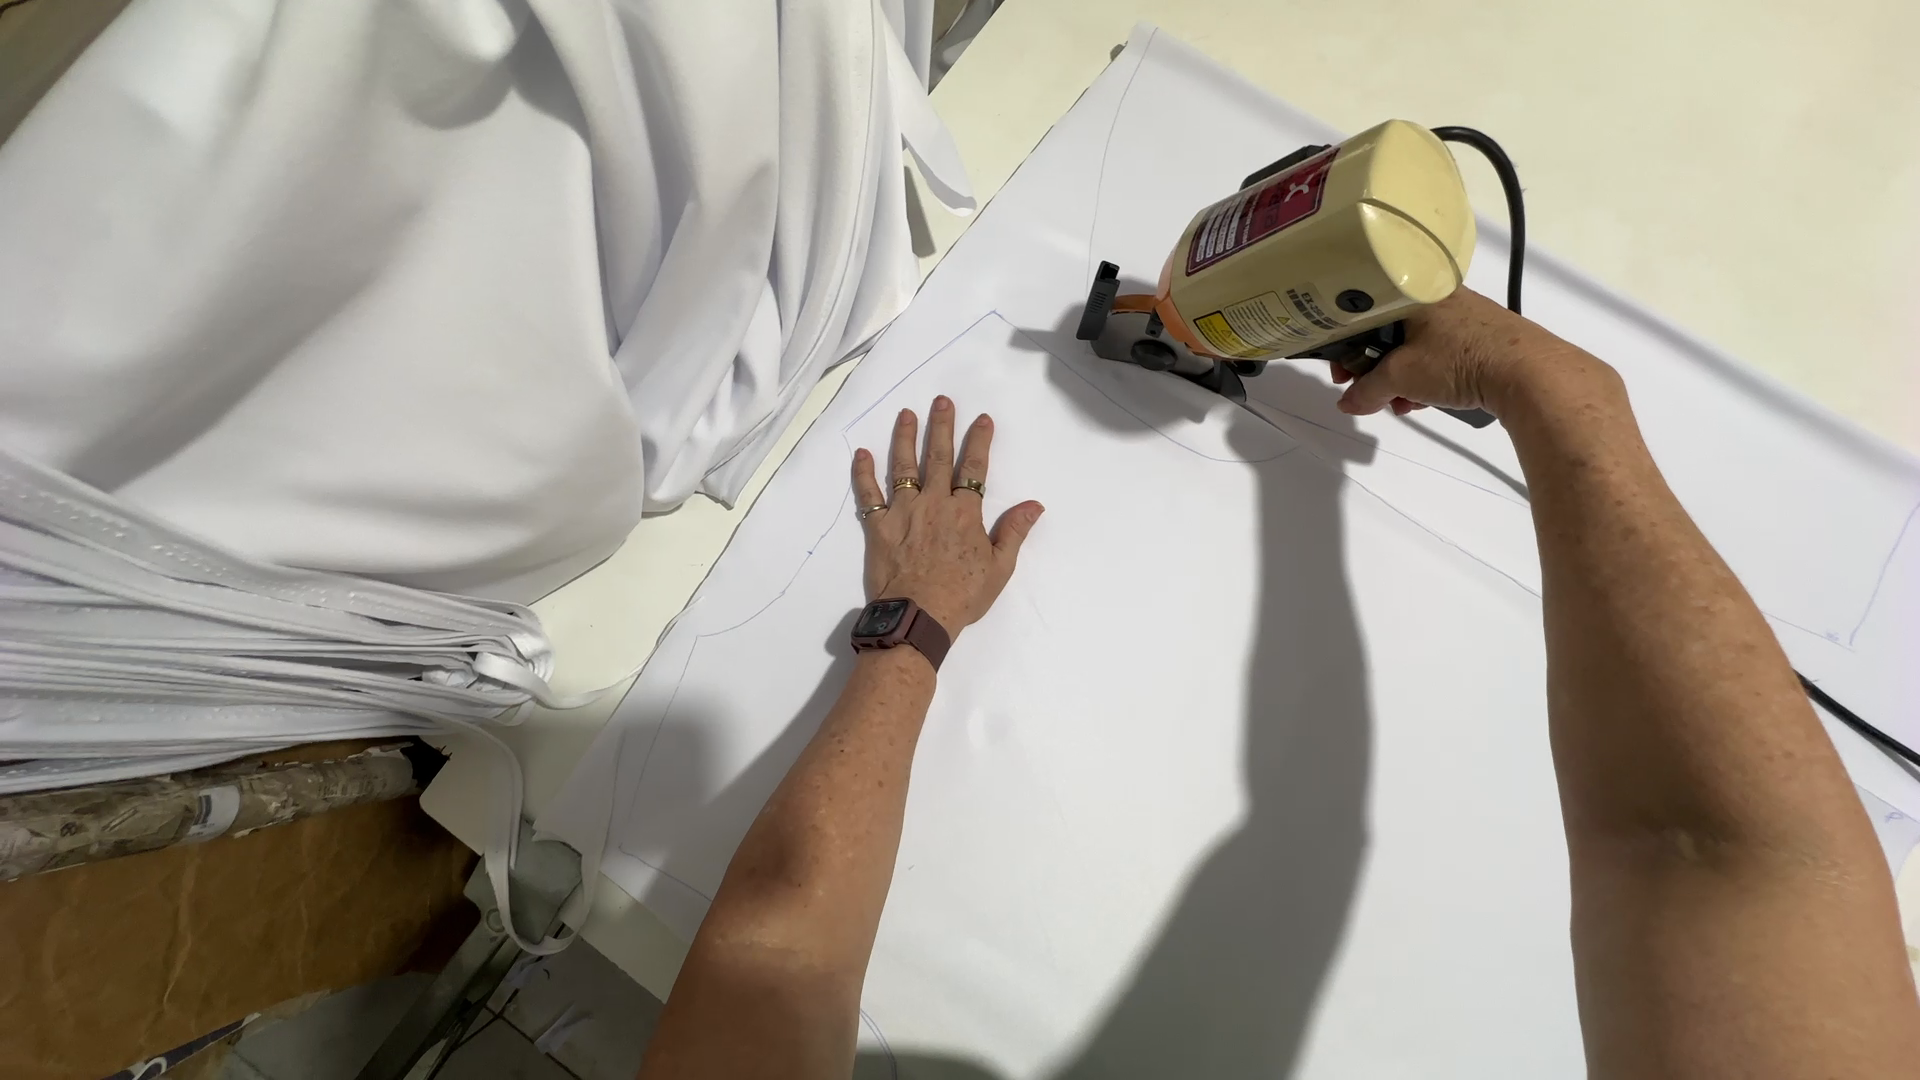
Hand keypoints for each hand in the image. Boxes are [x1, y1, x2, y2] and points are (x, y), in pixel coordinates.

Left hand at [851, 396, 1044, 634]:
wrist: (918, 616)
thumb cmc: (962, 595)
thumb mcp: (999, 568)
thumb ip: (1014, 532)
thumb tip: (1034, 505)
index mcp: (964, 512)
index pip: (974, 468)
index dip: (979, 441)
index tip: (982, 419)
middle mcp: (933, 503)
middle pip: (937, 457)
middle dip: (941, 426)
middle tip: (941, 400)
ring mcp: (903, 512)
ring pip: (903, 467)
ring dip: (904, 437)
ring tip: (906, 414)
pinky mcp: (878, 527)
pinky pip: (868, 496)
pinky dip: (863, 474)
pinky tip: (862, 453)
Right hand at [1331, 287, 1598, 418]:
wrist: (1529, 373)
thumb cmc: (1456, 361)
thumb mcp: (1398, 377)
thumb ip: (1365, 391)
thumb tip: (1346, 404)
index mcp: (1414, 296)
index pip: (1365, 317)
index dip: (1346, 348)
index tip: (1342, 375)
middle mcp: (1439, 300)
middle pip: (1389, 335)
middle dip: (1374, 370)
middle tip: (1369, 393)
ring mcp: (1465, 318)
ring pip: (1414, 349)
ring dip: (1399, 380)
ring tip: (1400, 405)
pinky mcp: (1483, 339)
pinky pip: (1438, 356)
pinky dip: (1424, 379)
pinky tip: (1424, 402)